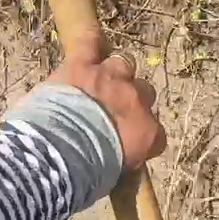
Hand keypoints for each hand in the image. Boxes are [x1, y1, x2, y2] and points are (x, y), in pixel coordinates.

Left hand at [44, 29, 165, 170]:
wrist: (61, 154)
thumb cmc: (87, 176)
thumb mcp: (113, 179)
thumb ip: (120, 164)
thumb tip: (115, 165)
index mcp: (148, 135)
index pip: (157, 134)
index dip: (143, 138)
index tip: (129, 146)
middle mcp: (136, 102)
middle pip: (144, 92)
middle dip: (130, 102)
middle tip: (111, 114)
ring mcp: (110, 78)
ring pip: (124, 63)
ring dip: (114, 73)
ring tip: (99, 83)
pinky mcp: (82, 64)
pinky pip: (91, 40)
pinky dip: (90, 41)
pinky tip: (88, 45)